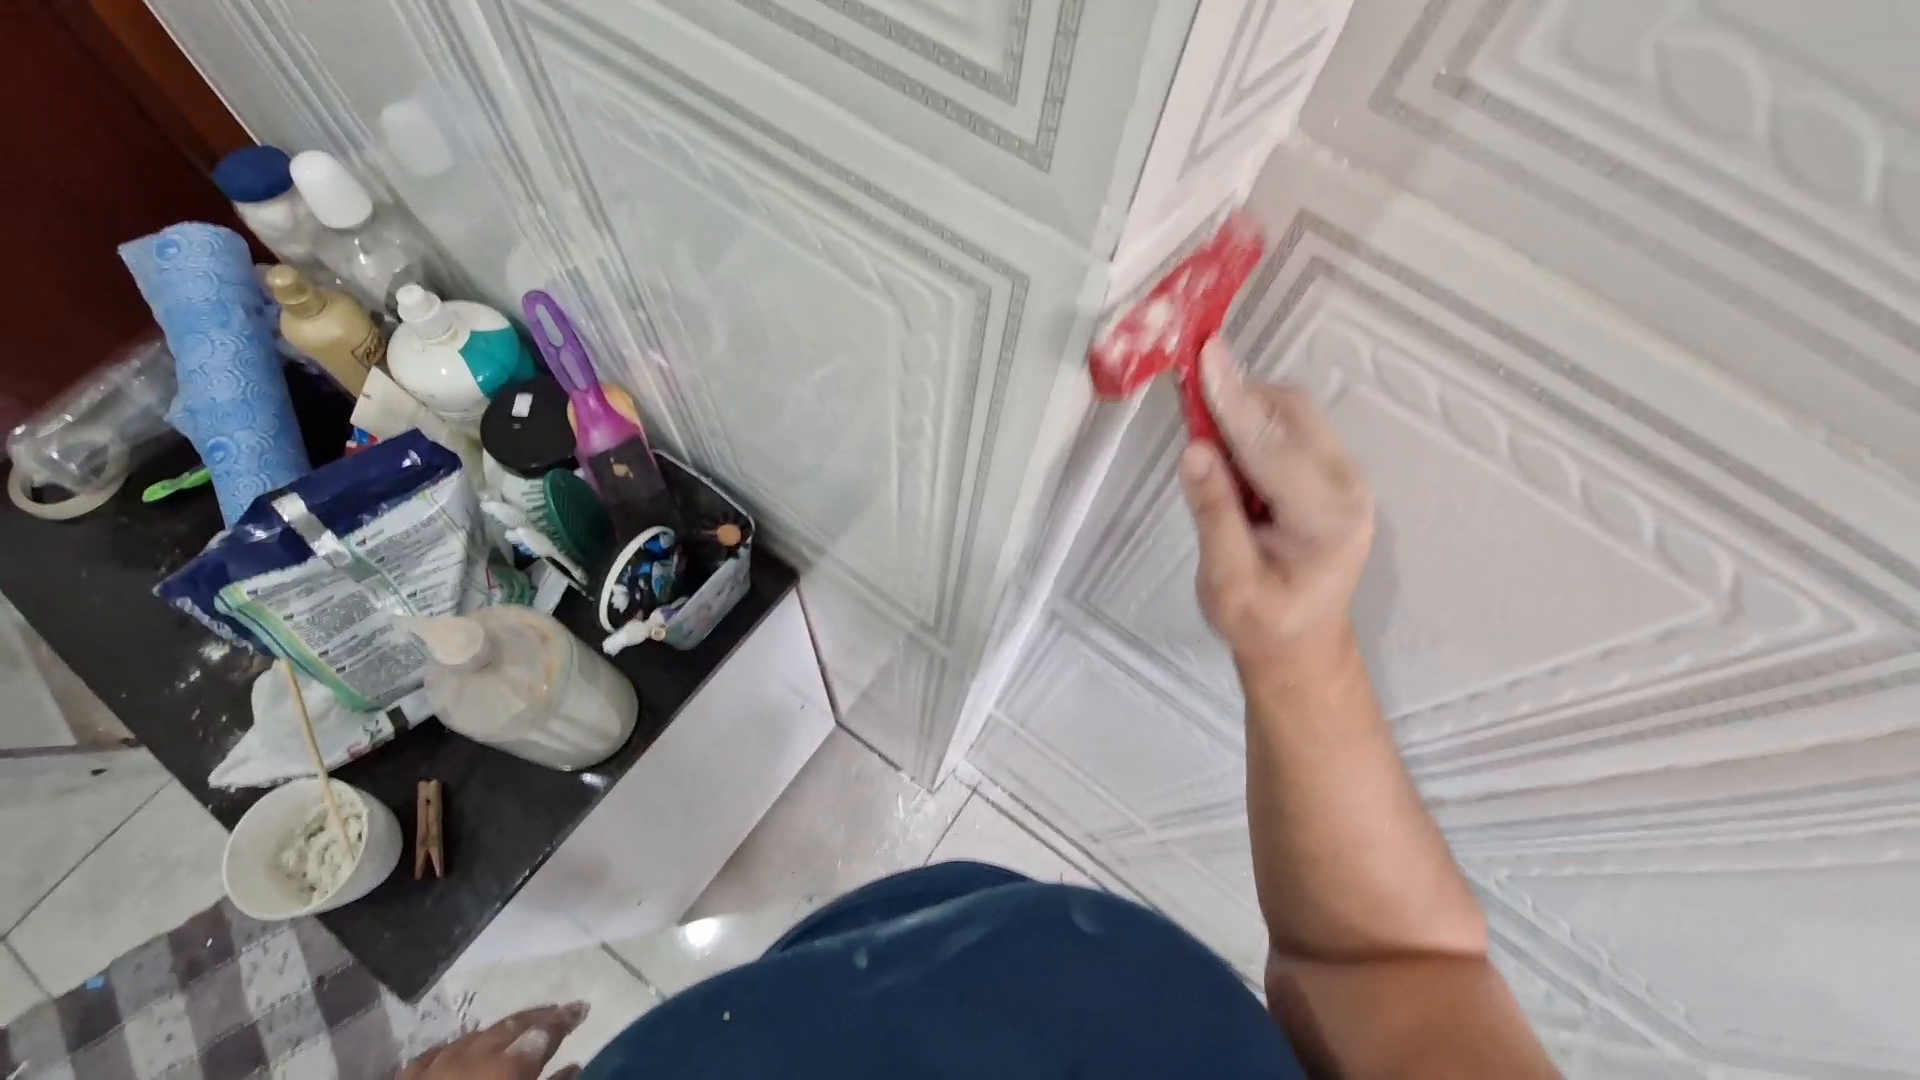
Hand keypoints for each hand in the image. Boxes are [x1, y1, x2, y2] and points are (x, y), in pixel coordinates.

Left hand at [399, 1003, 590, 1079]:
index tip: (582, 1007)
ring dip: (499, 1031)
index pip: (544, 1031)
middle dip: (537, 1017)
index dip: (565, 1018)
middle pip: (512, 1025)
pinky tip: (460, 1047)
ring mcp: (437, 1064)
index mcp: (507, 1064)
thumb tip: (572, 1066)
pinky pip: (434, 1055)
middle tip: (558, 1011)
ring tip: (514, 1028)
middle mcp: (475, 1054)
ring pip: (475, 1035)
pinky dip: (454, 1049)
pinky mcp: (407, 1078)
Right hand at [1179, 339, 1372, 666]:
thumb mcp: (1227, 582)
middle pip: (1291, 413)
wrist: (1301, 646)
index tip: (1205, 356)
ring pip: (1293, 413)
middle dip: (1239, 399)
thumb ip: (1214, 515)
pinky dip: (1255, 424)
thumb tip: (1196, 450)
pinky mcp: (1333, 474)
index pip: (1272, 446)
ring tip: (1204, 437)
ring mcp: (1346, 476)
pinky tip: (1227, 448)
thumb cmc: (1261, 623)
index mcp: (1325, 518)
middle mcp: (1347, 486)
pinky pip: (1293, 427)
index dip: (1234, 401)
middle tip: (1187, 404)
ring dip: (1245, 410)